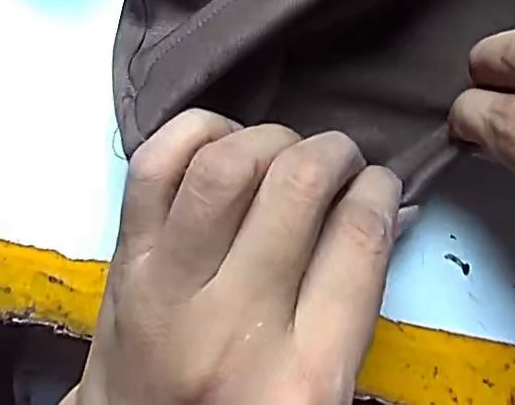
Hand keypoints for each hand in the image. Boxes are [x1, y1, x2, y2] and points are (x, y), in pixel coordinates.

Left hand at [71, 110, 402, 404]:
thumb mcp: (325, 387)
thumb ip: (362, 290)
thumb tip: (391, 201)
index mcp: (303, 378)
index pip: (361, 230)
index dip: (380, 187)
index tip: (375, 187)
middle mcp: (232, 332)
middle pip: (300, 180)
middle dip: (334, 151)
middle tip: (336, 166)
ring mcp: (167, 295)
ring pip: (228, 162)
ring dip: (271, 139)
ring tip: (281, 159)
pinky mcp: (124, 267)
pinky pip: (154, 165)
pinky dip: (197, 135)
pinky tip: (223, 151)